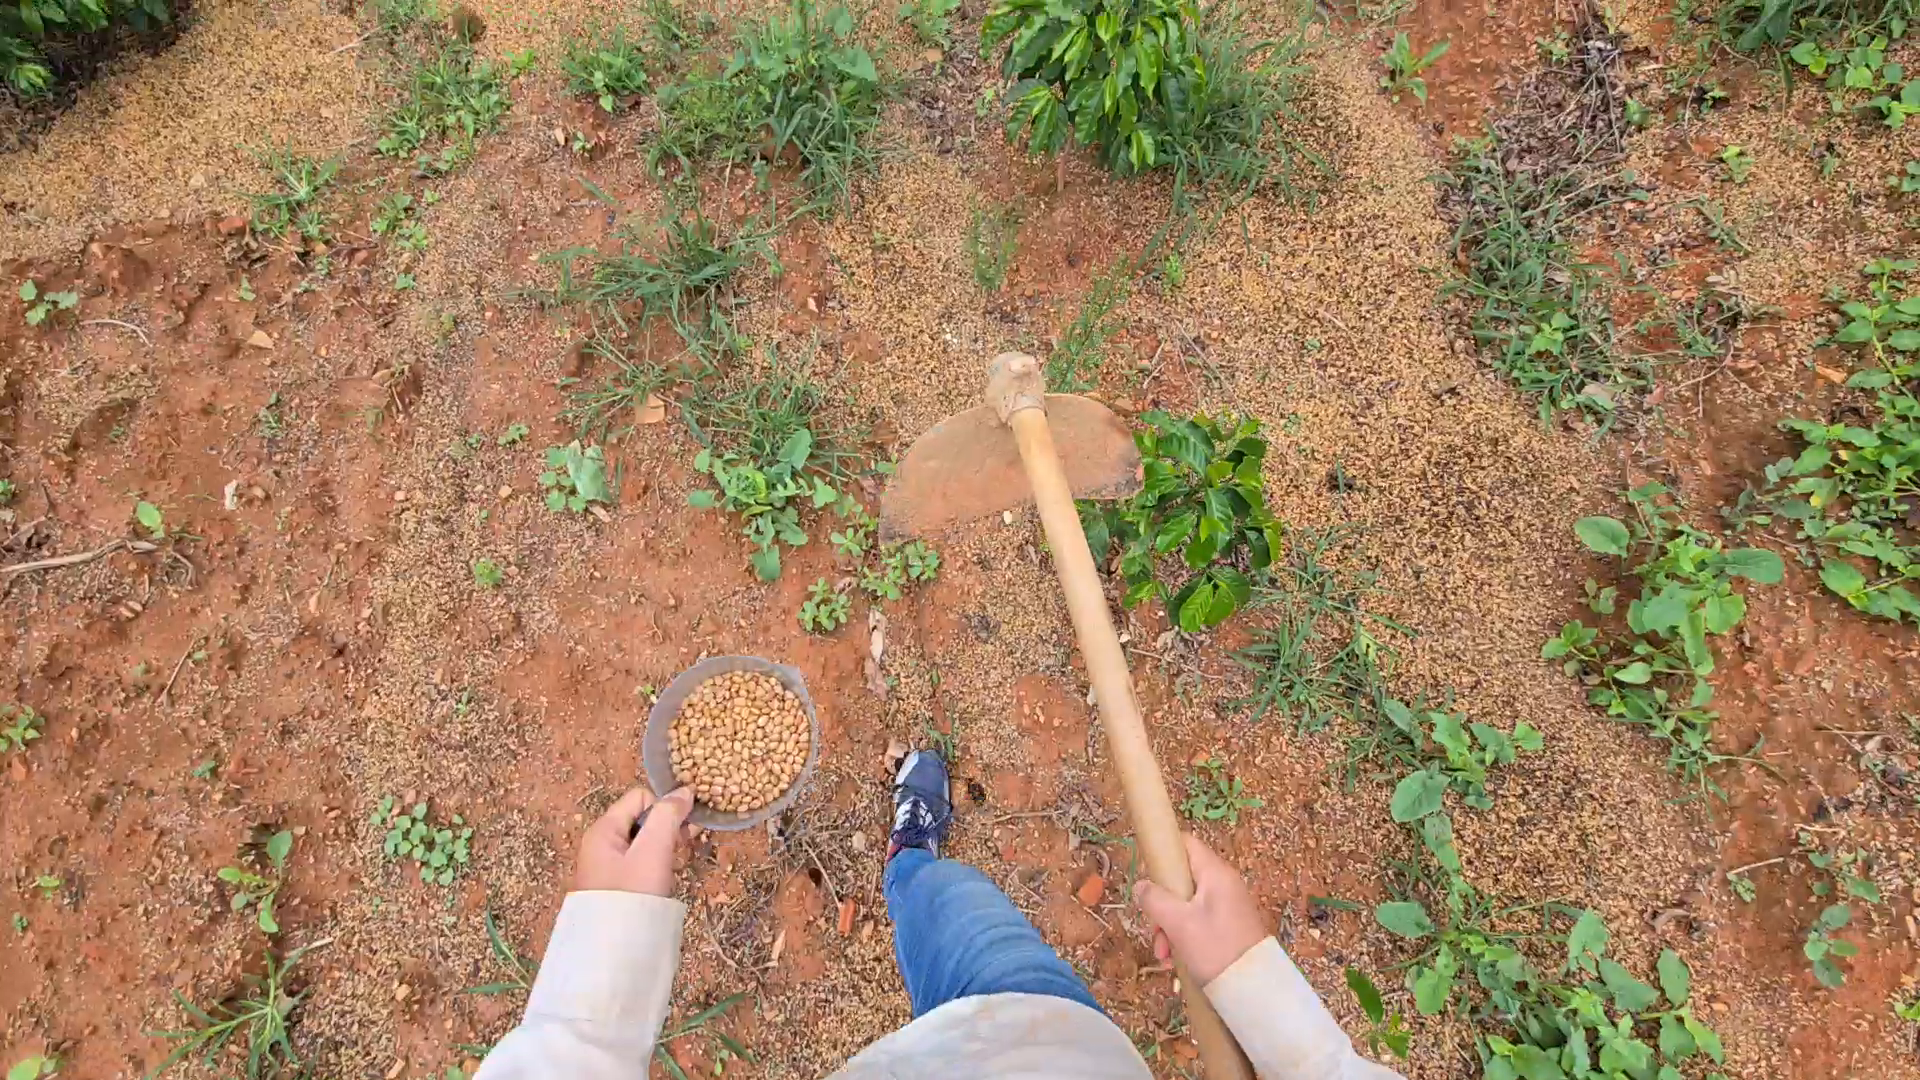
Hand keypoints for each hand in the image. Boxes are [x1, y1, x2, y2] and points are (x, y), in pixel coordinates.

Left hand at [576, 786, 694, 896]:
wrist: (610, 954)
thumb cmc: (631, 894)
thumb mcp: (653, 849)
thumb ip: (668, 815)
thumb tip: (684, 791)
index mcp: (603, 830)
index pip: (640, 797)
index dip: (663, 806)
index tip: (682, 826)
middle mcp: (602, 843)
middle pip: (643, 817)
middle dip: (668, 825)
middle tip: (686, 842)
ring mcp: (607, 866)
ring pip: (645, 840)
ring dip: (665, 844)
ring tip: (678, 860)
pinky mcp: (616, 885)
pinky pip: (641, 860)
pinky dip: (657, 862)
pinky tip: (666, 875)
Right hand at [1132, 834, 1267, 984]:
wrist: (1257, 996)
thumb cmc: (1216, 950)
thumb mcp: (1178, 923)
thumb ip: (1154, 899)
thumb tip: (1140, 886)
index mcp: (1215, 873)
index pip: (1184, 843)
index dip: (1162, 851)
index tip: (1147, 874)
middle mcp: (1223, 884)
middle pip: (1181, 878)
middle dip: (1162, 904)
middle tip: (1154, 928)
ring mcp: (1227, 906)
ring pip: (1186, 903)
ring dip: (1169, 925)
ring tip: (1164, 954)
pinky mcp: (1229, 927)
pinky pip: (1198, 920)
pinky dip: (1183, 935)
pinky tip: (1175, 960)